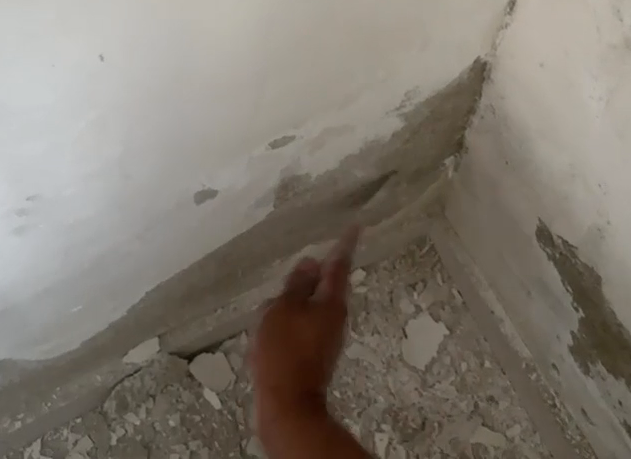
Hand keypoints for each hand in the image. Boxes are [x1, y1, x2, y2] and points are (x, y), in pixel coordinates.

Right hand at [251, 226, 359, 418]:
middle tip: (306, 259)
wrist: (287, 404)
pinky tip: (274, 323)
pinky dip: (293, 317)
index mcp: (332, 302)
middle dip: (316, 273)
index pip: (339, 264)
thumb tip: (312, 262)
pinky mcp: (316, 353)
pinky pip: (305, 324)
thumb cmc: (285, 350)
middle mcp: (336, 317)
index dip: (345, 244)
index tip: (356, 225)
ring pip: (314, 306)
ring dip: (299, 298)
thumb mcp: (285, 309)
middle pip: (328, 286)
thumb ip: (297, 284)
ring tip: (279, 296)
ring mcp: (327, 337)